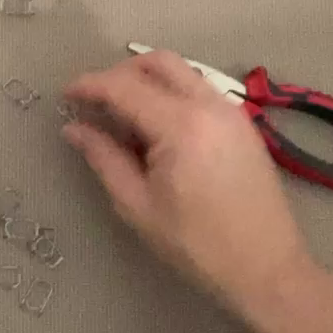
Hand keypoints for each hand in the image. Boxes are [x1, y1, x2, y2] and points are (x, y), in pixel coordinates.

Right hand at [62, 51, 322, 318]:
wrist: (267, 270)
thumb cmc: (195, 244)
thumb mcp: (136, 204)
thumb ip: (103, 157)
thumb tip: (74, 128)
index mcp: (181, 126)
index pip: (124, 87)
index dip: (88, 85)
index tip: (64, 95)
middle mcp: (210, 106)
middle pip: (158, 62)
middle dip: (119, 73)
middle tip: (93, 101)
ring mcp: (232, 113)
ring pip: (182, 72)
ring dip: (146, 81)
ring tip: (120, 115)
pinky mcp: (243, 126)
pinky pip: (199, 90)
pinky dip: (169, 94)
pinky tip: (154, 128)